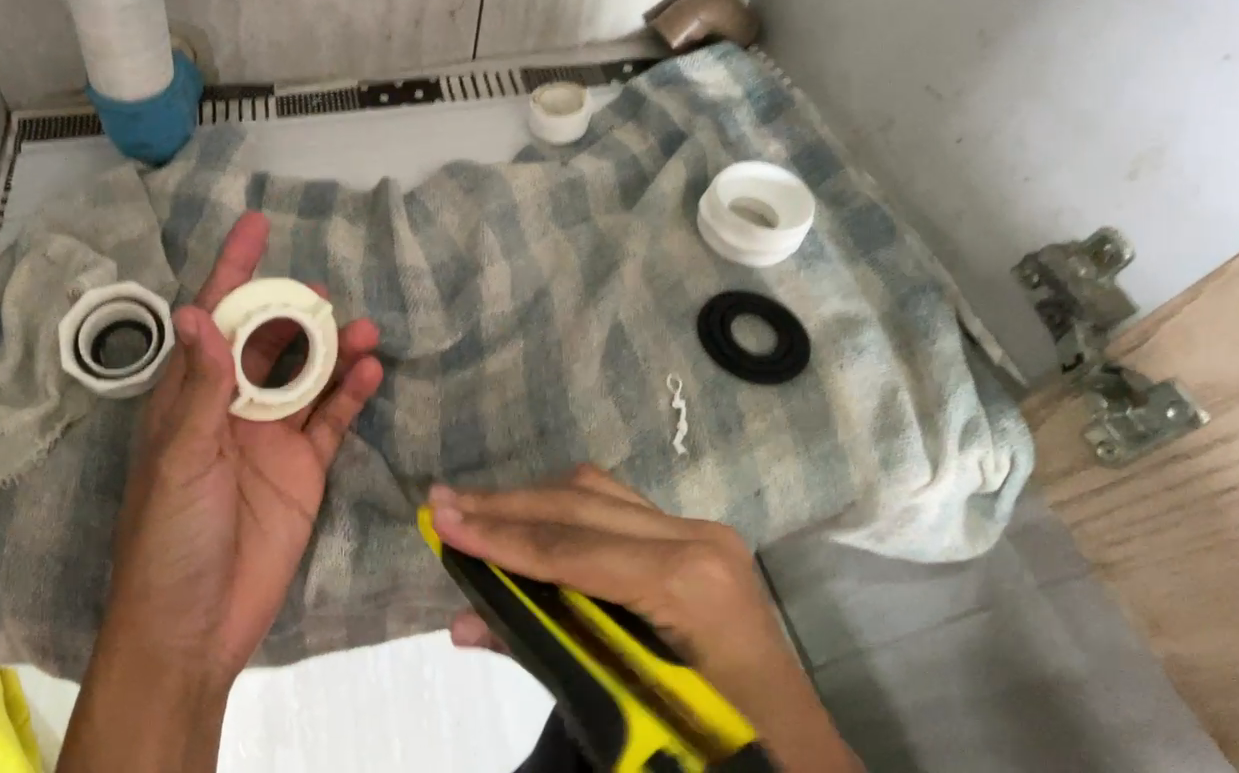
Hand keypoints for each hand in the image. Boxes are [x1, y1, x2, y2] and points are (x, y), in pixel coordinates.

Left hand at [103, 212, 383, 680]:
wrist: (195, 626)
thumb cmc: (170, 538)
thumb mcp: (180, 459)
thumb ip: (200, 389)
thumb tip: (198, 313)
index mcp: (187, 399)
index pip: (213, 321)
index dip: (232, 272)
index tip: (257, 226)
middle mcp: (228, 409)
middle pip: (266, 342)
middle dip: (291, 311)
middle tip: (320, 294)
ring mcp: (268, 438)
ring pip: (305, 377)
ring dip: (331, 350)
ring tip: (362, 328)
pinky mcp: (302, 470)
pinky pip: (330, 421)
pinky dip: (349, 395)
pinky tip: (369, 372)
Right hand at [430, 465, 861, 772]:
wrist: (797, 755)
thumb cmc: (713, 741)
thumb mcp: (626, 707)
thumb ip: (544, 656)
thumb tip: (460, 627)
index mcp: (687, 583)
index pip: (569, 551)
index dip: (499, 536)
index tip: (441, 519)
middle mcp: (695, 539)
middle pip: (576, 507)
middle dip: (501, 506)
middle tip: (441, 500)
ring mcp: (700, 532)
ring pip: (594, 492)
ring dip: (527, 498)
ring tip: (471, 503)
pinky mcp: (696, 536)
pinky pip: (615, 506)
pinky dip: (561, 506)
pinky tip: (526, 513)